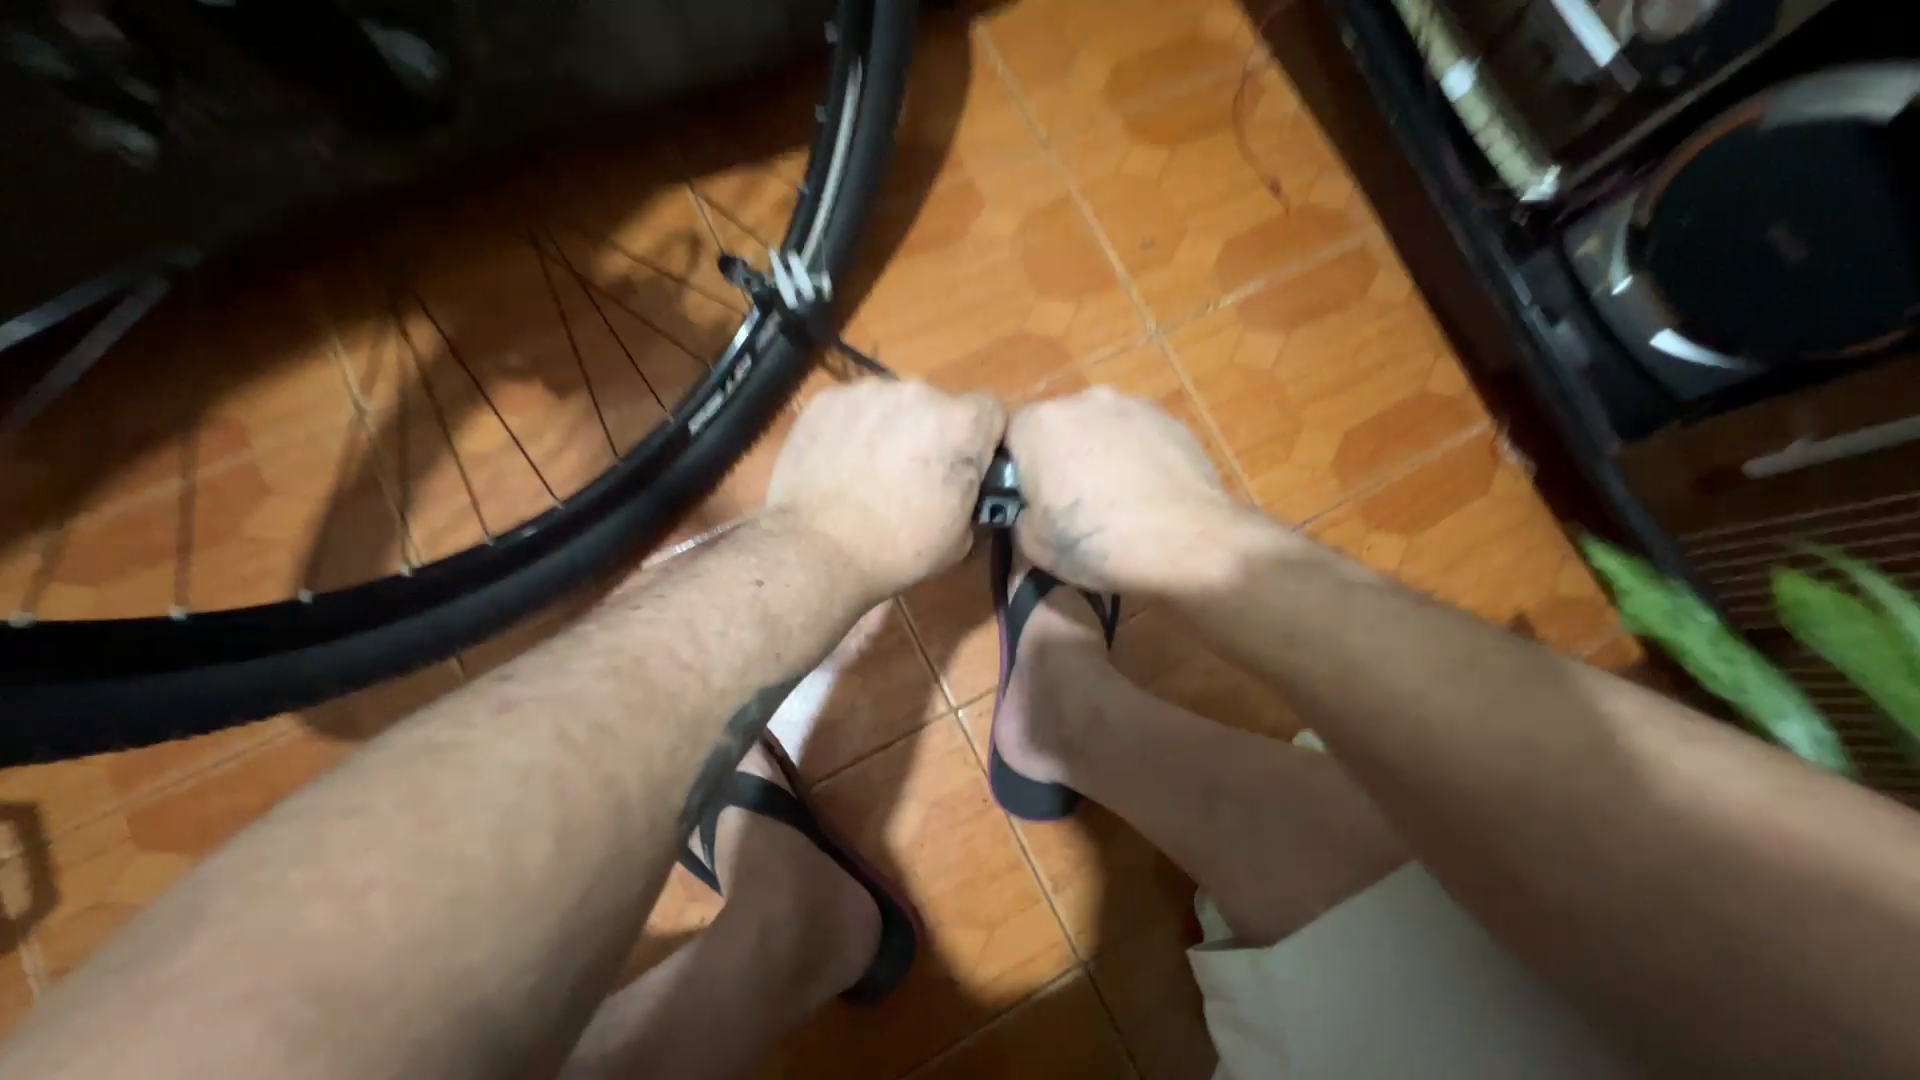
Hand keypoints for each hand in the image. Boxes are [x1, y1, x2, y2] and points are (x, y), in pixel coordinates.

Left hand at [764, 379, 1005, 600]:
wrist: (818, 548)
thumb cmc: (898, 549)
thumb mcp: (960, 536)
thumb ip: (972, 495)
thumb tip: (964, 489)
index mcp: (962, 423)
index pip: (990, 411)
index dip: (981, 439)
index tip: (966, 466)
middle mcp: (920, 392)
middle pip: (938, 405)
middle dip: (932, 432)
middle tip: (912, 475)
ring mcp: (869, 390)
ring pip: (892, 404)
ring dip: (890, 428)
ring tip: (869, 471)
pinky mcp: (827, 398)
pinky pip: (852, 408)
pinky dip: (852, 428)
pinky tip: (839, 464)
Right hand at [1006, 387, 1270, 593]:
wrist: (1189, 542)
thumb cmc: (1099, 542)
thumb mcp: (1033, 545)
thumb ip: (1018, 515)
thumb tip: (1029, 509)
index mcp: (1038, 423)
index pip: (1008, 436)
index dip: (1015, 470)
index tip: (1027, 501)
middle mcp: (1081, 400)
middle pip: (1055, 426)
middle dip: (1058, 457)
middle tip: (1070, 503)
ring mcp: (1130, 404)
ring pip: (1097, 428)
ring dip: (1097, 454)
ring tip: (1114, 499)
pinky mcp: (1168, 418)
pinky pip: (1135, 435)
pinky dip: (1134, 457)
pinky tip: (1146, 493)